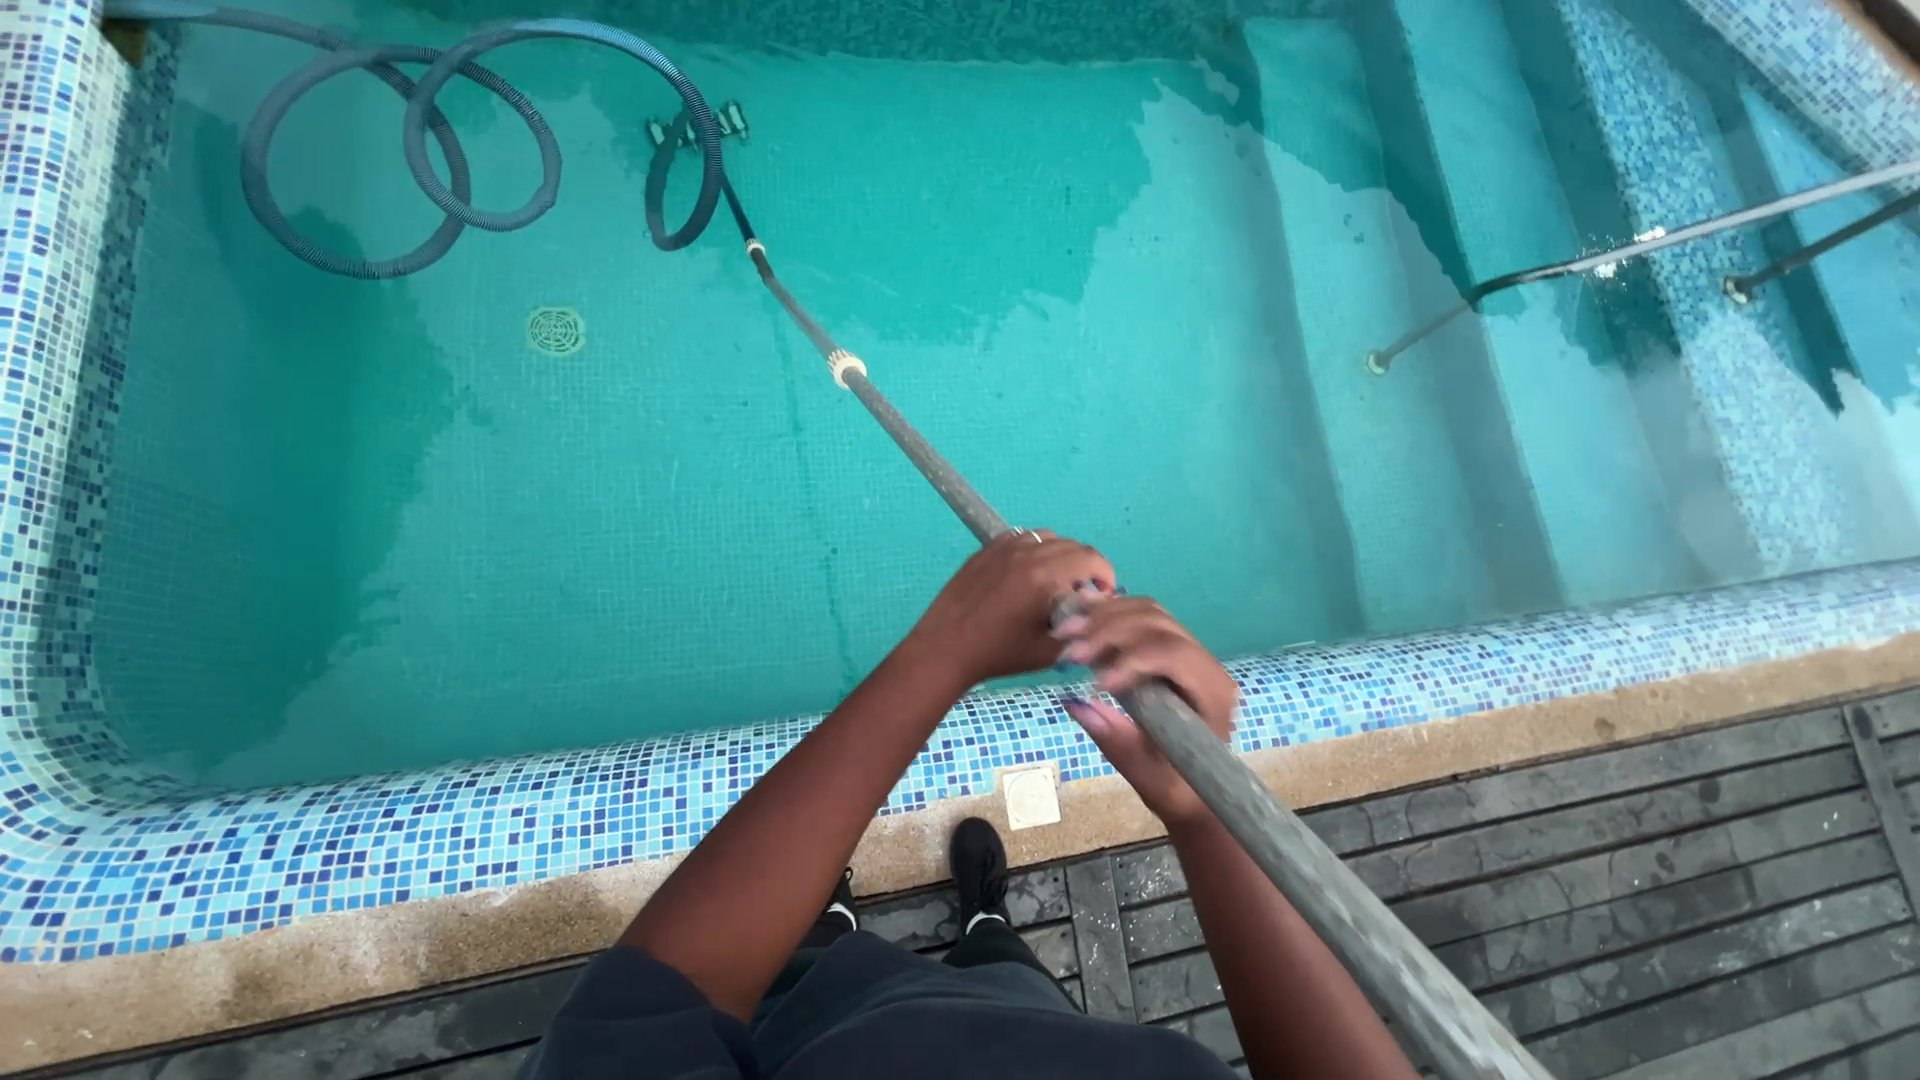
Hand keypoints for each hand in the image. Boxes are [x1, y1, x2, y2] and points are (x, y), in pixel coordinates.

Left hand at [902, 530, 1115, 688]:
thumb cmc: (998, 653)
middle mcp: (1025, 553)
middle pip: (1071, 545)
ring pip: (1046, 537)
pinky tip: (1028, 573)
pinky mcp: (985, 550)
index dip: (1105, 574)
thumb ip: (1079, 628)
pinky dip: (1034, 549)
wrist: (946, 647)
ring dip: (1060, 554)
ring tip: (1056, 580)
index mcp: (1043, 576)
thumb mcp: (1048, 650)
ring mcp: (1002, 548)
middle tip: (1082, 591)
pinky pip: (1020, 538)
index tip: (1103, 594)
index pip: (1090, 558)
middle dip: (1085, 565)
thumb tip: (1095, 612)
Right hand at [1055, 596, 1237, 826]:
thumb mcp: (1146, 774)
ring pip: (1146, 611)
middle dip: (1109, 632)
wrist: (1195, 787)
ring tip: (1065, 632)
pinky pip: (1137, 614)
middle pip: (1156, 624)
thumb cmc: (1177, 785)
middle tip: (1068, 653)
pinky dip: (1106, 611)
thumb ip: (1115, 739)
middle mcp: (1203, 663)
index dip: (1132, 658)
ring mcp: (1186, 649)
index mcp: (1211, 693)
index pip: (1174, 655)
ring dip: (1102, 616)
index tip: (1096, 682)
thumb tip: (1075, 704)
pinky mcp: (1165, 646)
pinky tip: (1077, 614)